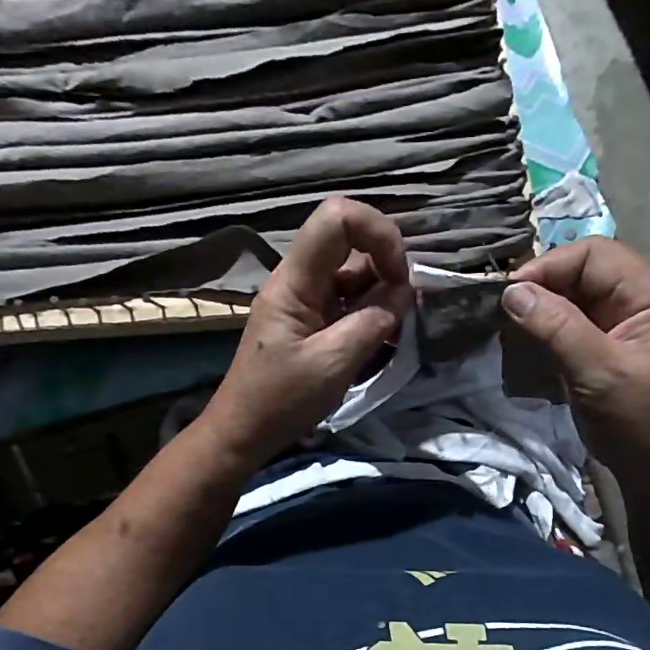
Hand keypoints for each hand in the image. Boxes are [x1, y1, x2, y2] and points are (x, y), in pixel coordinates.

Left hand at [198, 197, 413, 465]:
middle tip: (402, 309)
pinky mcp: (313, 319)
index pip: (337, 219)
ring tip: (394, 331)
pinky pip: (350, 299)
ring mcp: (306, 299)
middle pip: (350, 240)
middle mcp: (299, 280)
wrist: (244, 431)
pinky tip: (382, 339)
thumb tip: (405, 293)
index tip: (399, 277)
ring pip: (355, 272)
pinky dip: (373, 312)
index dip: (378, 233)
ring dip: (383, 293)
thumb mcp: (333, 365)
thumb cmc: (281, 400)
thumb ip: (373, 323)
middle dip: (386, 266)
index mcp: (294, 281)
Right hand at [503, 237, 649, 495]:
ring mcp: (622, 320)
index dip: (550, 266)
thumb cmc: (641, 422)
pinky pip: (569, 319)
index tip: (511, 293)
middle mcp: (641, 297)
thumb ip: (557, 328)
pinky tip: (524, 338)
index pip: (596, 255)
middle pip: (582, 270)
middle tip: (505, 310)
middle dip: (542, 286)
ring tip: (510, 324)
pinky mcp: (604, 342)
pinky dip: (544, 325)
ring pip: (572, 294)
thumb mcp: (599, 373)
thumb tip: (510, 292)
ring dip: (540, 306)